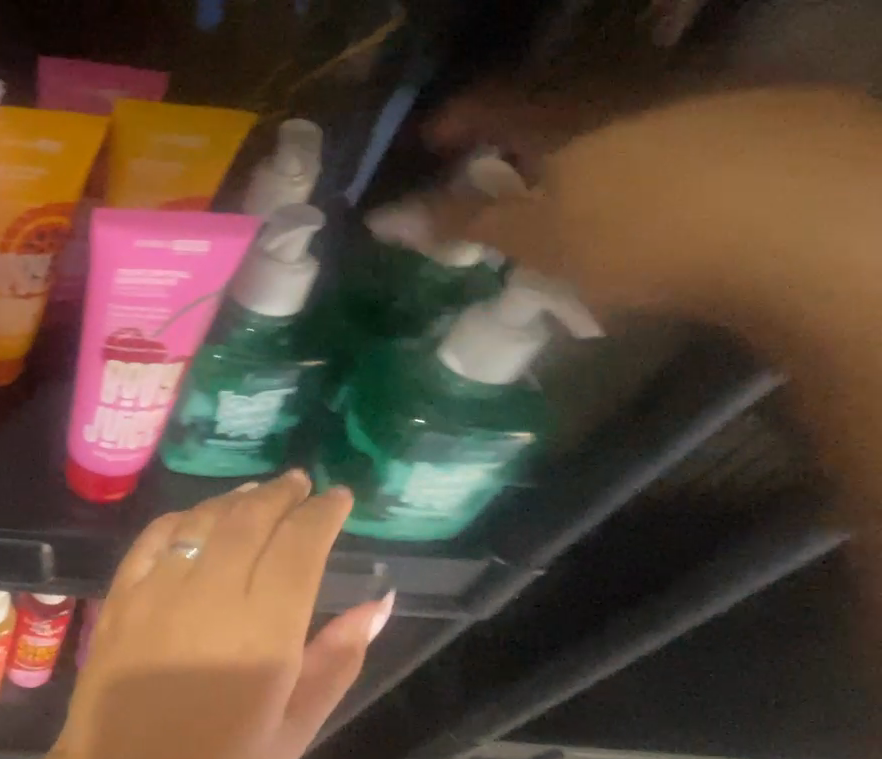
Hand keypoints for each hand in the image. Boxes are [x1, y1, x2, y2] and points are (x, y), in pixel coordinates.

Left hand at [34, 472, 393, 758]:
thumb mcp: (294, 730)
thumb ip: (335, 660)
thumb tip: (376, 603)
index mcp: (265, 629)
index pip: (300, 545)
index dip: (322, 514)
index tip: (339, 499)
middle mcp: (211, 595)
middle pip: (250, 521)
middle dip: (280, 496)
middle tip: (299, 485)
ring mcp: (158, 592)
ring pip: (201, 523)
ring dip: (233, 501)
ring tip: (256, 494)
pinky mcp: (120, 600)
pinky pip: (152, 542)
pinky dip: (179, 520)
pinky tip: (193, 519)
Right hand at [425, 86, 881, 319]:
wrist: (811, 219)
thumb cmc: (640, 235)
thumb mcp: (534, 240)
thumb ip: (461, 222)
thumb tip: (381, 218)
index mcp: (561, 113)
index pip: (488, 102)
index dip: (452, 122)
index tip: (427, 144)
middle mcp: (623, 84)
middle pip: (552, 94)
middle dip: (515, 127)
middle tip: (493, 164)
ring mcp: (693, 88)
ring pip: (613, 101)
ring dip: (579, 133)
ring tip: (566, 176)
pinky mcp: (752, 106)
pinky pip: (667, 112)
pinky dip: (635, 140)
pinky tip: (643, 177)